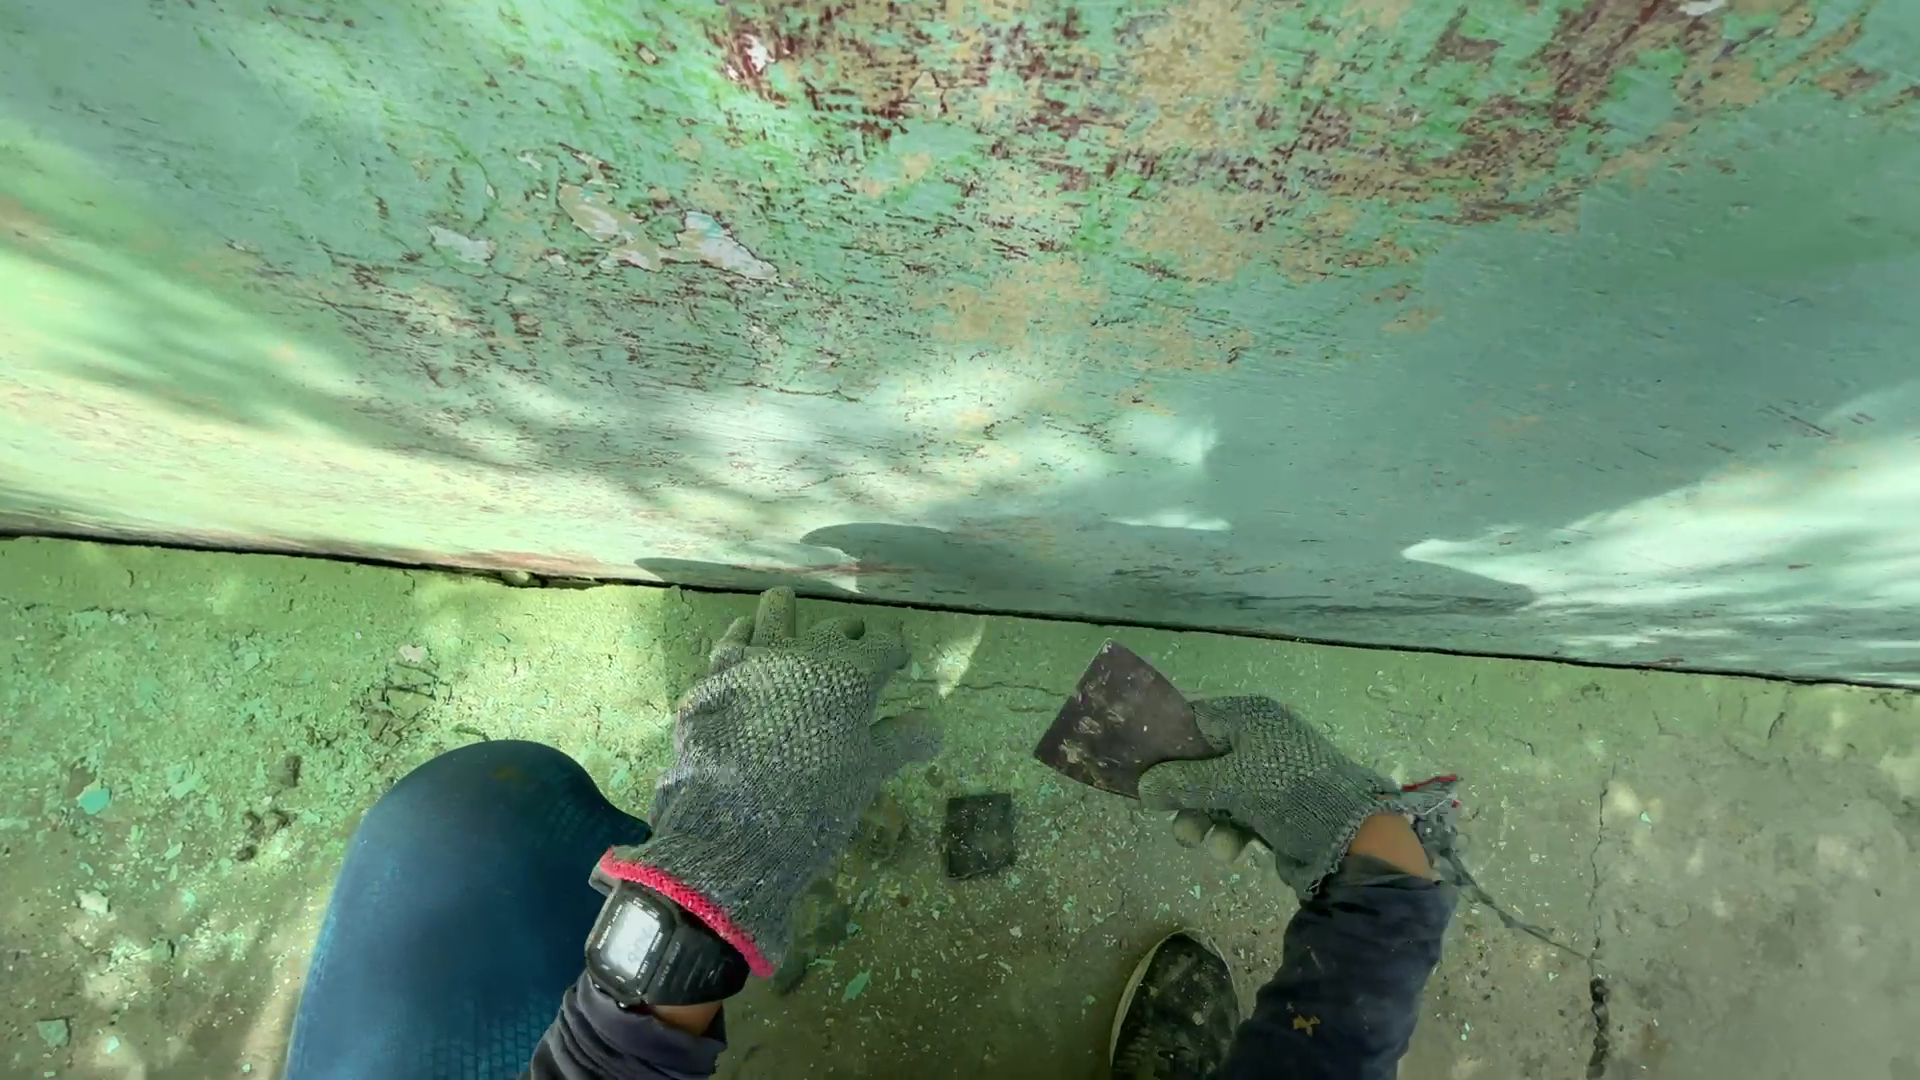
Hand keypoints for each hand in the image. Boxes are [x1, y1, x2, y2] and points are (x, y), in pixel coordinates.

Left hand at [597, 588, 938, 977]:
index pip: (883, 644)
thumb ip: (902, 740)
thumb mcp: (868, 773)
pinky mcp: (715, 679)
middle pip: (837, 628)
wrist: (732, 830)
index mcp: (850, 674)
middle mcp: (805, 654)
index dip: (895, 650)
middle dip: (852, 636)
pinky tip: (746, 639)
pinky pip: (732, 642)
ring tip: (791, 610)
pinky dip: (744, 637)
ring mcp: (755, 662)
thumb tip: (935, 724)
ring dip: (789, 612)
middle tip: (856, 648)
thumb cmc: (814, 802)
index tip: (899, 661)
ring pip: (777, 612)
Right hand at [1137, 697, 1437, 898]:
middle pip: (1203, 758)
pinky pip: (1241, 810)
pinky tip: (1228, 851)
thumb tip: (1142, 786)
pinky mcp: (1280, 805)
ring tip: (1192, 840)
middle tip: (1160, 810)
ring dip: (1202, 816)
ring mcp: (1272, 772)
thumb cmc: (1287, 794)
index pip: (1194, 719)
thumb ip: (1181, 781)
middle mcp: (1260, 738)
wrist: (1357, 841)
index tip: (1141, 765)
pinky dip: (1230, 829)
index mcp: (1250, 717)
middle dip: (1183, 790)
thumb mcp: (1229, 783)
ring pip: (1219, 789)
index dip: (1166, 742)